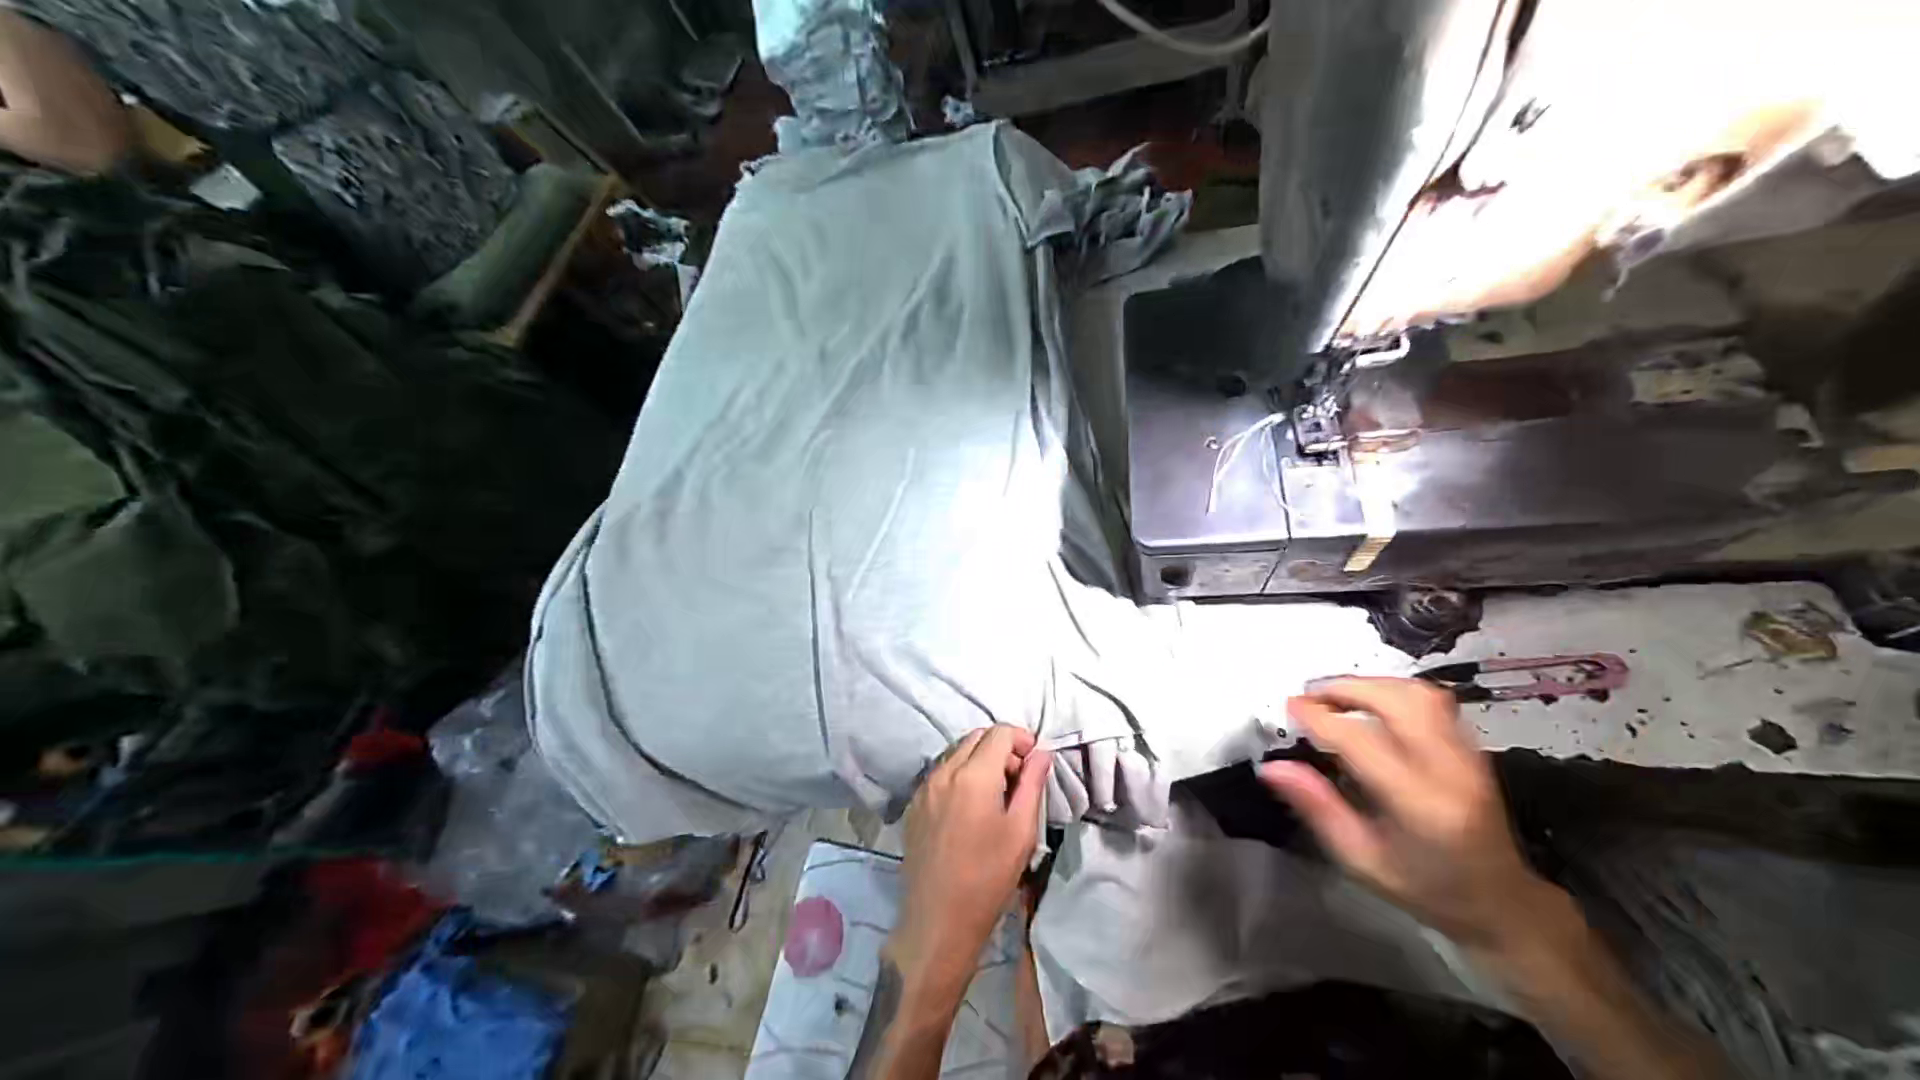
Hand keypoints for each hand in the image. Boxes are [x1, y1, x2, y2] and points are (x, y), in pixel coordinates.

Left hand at [887, 725, 1051, 991]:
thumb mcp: (1021, 831)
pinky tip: (970, 809)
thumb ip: (1032, 784)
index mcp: (973, 775)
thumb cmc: (988, 878)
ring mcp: (924, 788)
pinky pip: (941, 774)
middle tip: (1019, 780)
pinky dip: (960, 776)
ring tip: (996, 796)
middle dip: (1002, 748)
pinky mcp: (914, 805)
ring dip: (980, 761)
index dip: (1022, 739)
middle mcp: (944, 772)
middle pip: (976, 737)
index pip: (1000, 732)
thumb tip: (1041, 753)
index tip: (1034, 762)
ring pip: (957, 753)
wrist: (938, 920)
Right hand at [1258, 677, 1555, 948]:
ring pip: (1418, 694)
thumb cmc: (1425, 887)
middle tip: (1310, 696)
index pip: (1363, 740)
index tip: (1290, 706)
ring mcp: (1469, 756)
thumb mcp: (1360, 858)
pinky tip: (1369, 704)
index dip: (1320, 716)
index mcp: (1421, 804)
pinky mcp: (1473, 748)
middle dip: (1346, 688)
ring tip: (1336, 696)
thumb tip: (1274, 767)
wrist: (1499, 902)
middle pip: (1397, 702)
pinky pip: (1433, 701)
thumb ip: (1318, 808)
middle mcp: (1451, 771)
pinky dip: (1392, 691)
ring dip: (1370, 685)